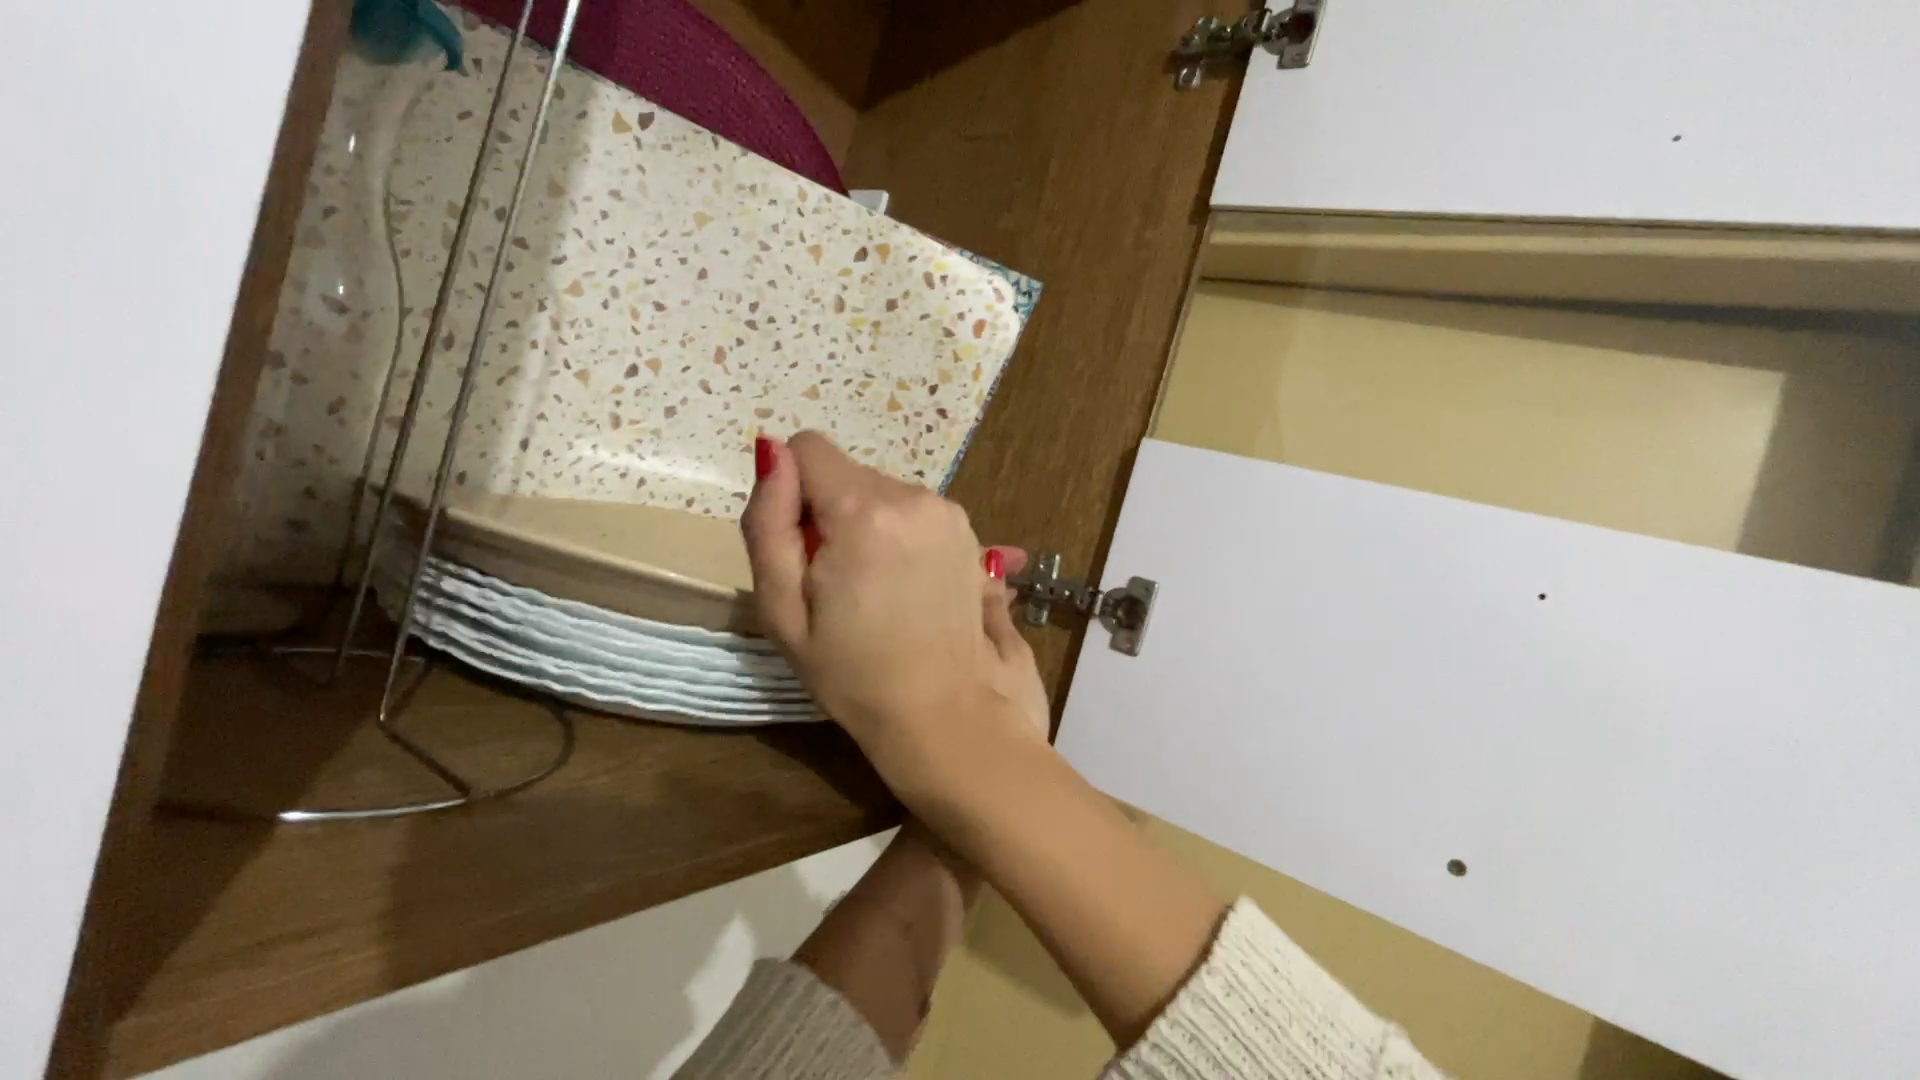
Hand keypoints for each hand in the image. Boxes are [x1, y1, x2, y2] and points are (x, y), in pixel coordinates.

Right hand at [741, 431, 1045, 794]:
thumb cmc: (854, 676)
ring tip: (874, 593)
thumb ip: (767, 523)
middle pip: (847, 474)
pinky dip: (899, 537)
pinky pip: (914, 513)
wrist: (947, 715)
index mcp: (864, 512)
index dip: (790, 494)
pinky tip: (904, 590)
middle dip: (830, 514)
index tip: (801, 549)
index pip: (807, 448)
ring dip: (867, 527)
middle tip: (836, 585)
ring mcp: (949, 513)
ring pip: (882, 493)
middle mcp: (914, 497)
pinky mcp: (970, 533)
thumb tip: (771, 451)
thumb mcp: (783, 611)